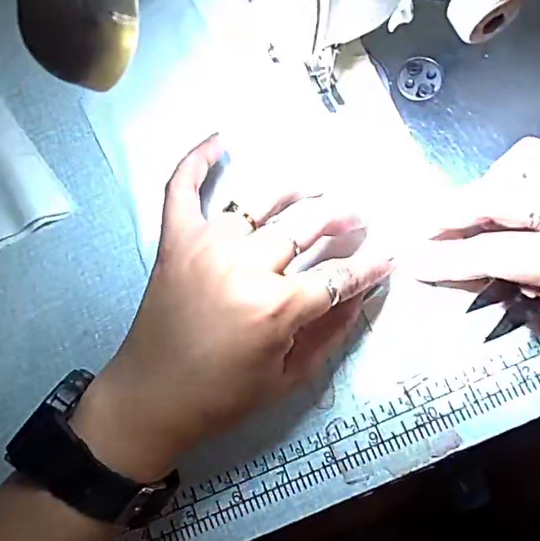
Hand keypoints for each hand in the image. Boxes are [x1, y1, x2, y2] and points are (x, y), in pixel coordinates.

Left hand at [73, 135, 393, 479]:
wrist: (149, 400)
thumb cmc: (225, 396)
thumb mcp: (291, 376)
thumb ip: (332, 330)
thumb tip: (363, 291)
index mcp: (275, 308)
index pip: (337, 277)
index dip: (369, 267)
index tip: (390, 257)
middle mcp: (243, 268)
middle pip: (305, 227)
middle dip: (341, 219)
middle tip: (358, 216)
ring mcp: (204, 248)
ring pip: (258, 201)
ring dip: (293, 190)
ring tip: (316, 188)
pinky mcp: (174, 243)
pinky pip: (182, 190)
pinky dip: (197, 162)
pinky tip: (219, 140)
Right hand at [409, 138, 539, 400]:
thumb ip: (535, 307)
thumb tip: (505, 280)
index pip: (495, 251)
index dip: (447, 258)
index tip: (414, 260)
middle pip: (503, 191)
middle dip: (457, 210)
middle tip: (433, 228)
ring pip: (533, 161)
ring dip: (495, 184)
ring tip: (479, 211)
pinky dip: (539, 183)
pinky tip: (536, 207)